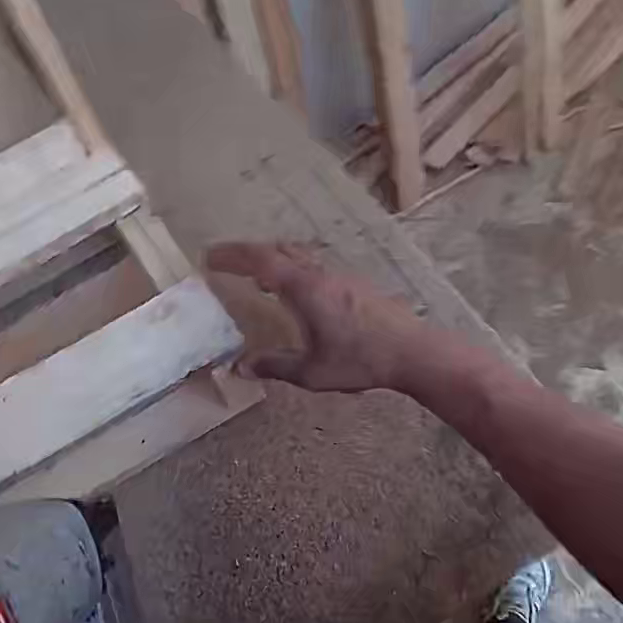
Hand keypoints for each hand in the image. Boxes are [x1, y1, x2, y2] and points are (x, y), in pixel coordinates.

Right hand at [206, 242, 438, 392]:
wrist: (412, 352)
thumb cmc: (361, 360)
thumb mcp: (312, 371)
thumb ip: (275, 366)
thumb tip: (240, 368)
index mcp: (305, 289)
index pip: (260, 261)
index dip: (232, 256)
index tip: (210, 256)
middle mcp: (322, 275)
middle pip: (280, 250)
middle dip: (250, 253)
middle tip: (230, 262)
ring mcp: (343, 277)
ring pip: (301, 257)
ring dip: (276, 260)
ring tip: (261, 277)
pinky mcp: (357, 286)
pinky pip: (317, 268)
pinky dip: (297, 271)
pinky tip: (300, 294)